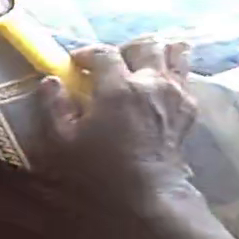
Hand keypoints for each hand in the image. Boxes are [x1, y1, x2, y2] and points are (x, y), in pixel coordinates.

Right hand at [37, 37, 198, 208]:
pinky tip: (156, 89)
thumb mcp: (63, 143)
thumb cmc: (99, 171)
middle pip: (144, 44)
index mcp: (117, 88)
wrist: (147, 195)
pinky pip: (184, 75)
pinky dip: (171, 73)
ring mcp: (175, 92)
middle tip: (110, 66)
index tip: (74, 64)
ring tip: (139, 68)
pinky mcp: (189, 107)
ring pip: (173, 51)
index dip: (86, 54)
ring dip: (154, 54)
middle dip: (124, 49)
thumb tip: (50, 81)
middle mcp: (150, 81)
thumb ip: (54, 107)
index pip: (102, 52)